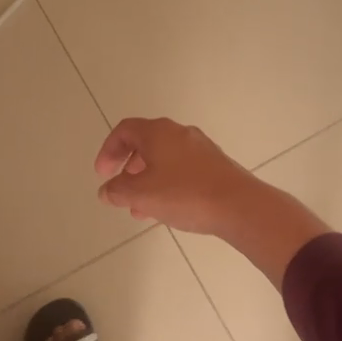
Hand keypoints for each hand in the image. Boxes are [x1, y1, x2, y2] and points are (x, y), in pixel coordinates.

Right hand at [95, 118, 328, 286]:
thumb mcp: (141, 195)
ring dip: (148, 181)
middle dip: (129, 168)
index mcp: (158, 132)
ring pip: (165, 160)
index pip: (125, 130)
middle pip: (146, 144)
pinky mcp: (216, 166)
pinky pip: (183, 171)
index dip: (108, 151)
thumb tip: (107, 191)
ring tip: (141, 209)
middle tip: (121, 190)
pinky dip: (168, 185)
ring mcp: (202, 149)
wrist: (239, 206)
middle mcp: (180, 133)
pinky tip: (168, 210)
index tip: (102, 175)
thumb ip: (117, 191)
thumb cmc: (184, 195)